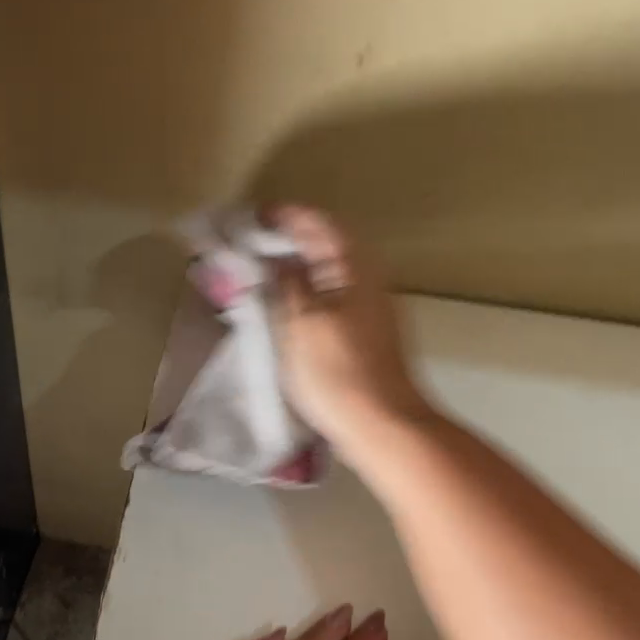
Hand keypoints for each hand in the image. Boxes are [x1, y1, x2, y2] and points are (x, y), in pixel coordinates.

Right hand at [267, 206, 434, 458]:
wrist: (383, 424)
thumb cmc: (337, 371)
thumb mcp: (301, 324)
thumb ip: (288, 284)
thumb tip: (279, 258)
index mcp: (354, 269)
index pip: (321, 225)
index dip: (290, 216)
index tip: (257, 215)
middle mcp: (368, 281)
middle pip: (331, 245)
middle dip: (295, 238)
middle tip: (257, 240)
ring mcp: (371, 308)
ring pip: (333, 271)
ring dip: (301, 264)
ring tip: (267, 269)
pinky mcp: (367, 333)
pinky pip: (334, 294)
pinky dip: (310, 289)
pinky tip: (290, 304)